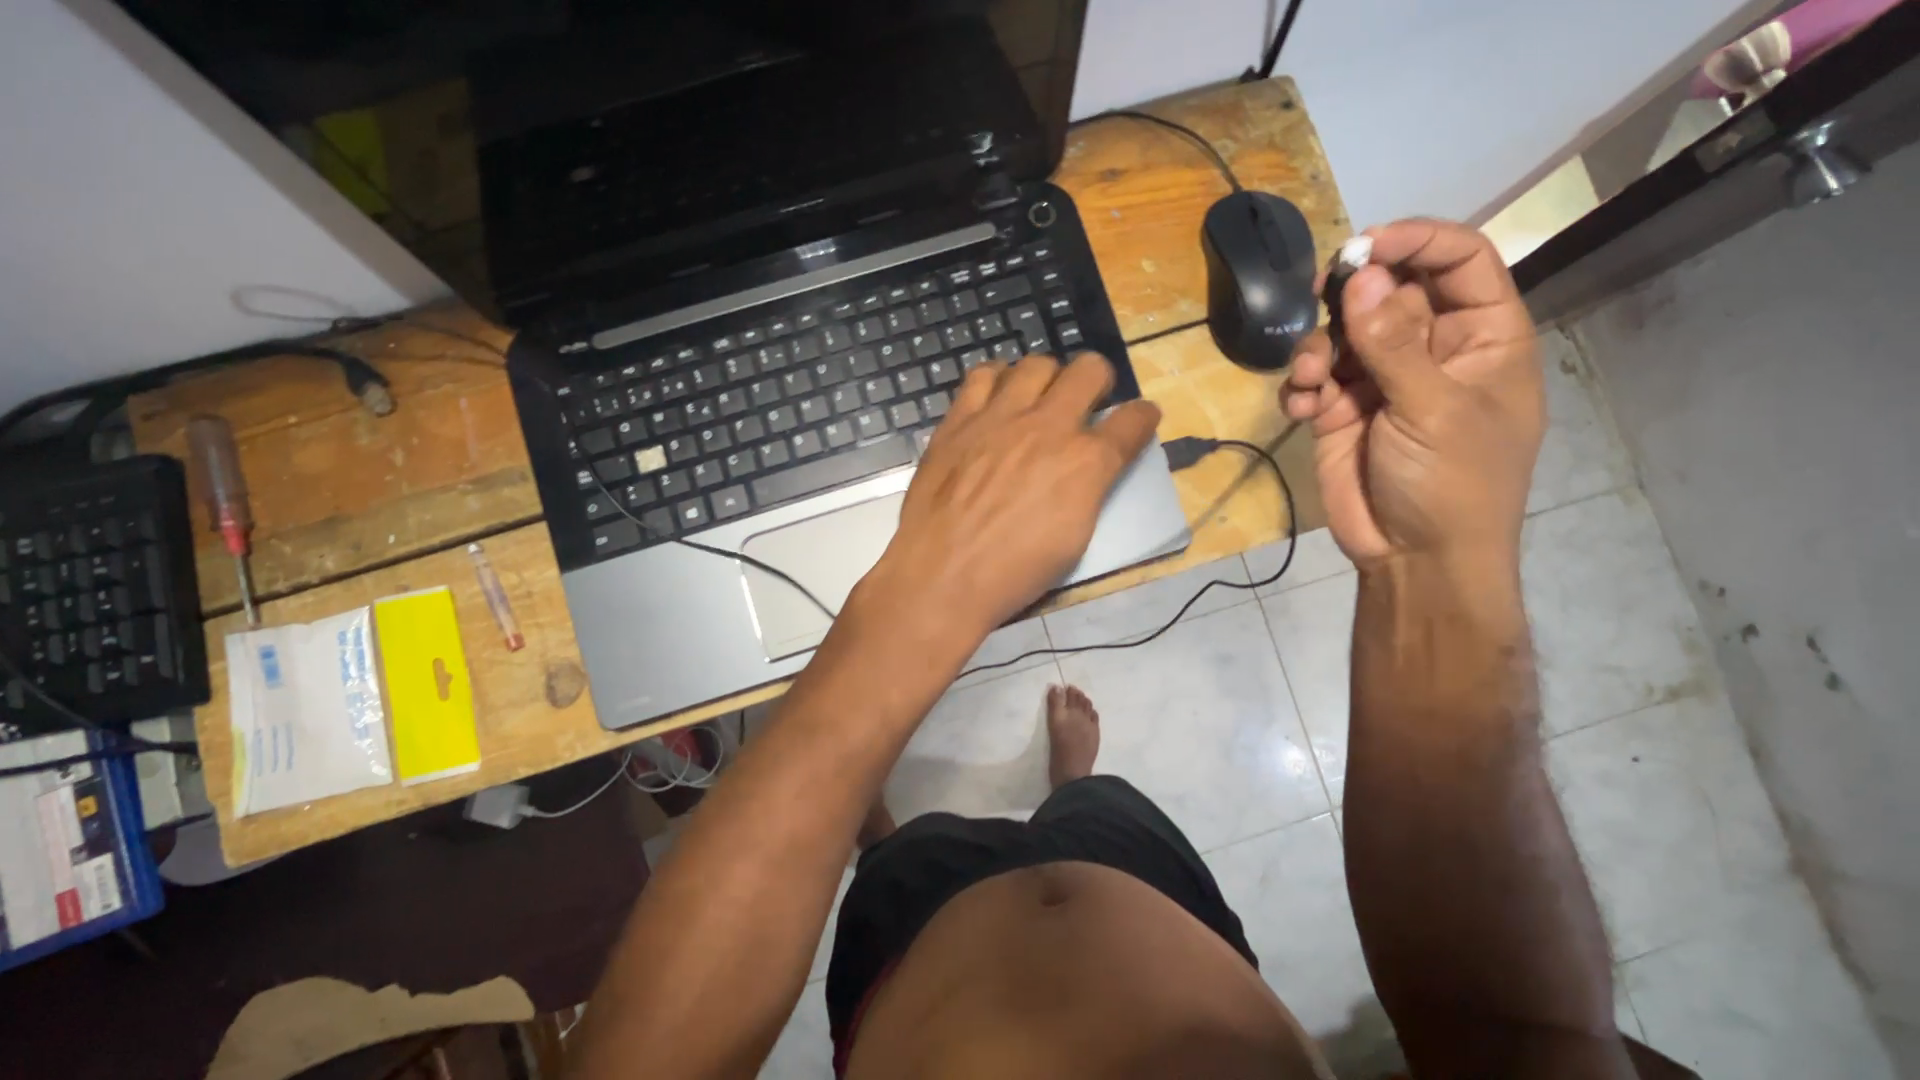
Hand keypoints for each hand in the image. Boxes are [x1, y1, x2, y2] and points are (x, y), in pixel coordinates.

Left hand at [853, 353, 1160, 639]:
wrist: (943, 575)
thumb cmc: (1015, 571)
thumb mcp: (1075, 538)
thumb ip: (1089, 490)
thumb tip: (1093, 469)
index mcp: (1086, 462)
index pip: (1133, 420)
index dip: (1143, 417)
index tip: (1140, 419)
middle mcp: (1048, 426)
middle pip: (1089, 370)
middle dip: (1099, 380)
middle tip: (1088, 399)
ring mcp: (1000, 417)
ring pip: (1037, 364)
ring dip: (1048, 377)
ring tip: (1040, 396)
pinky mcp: (959, 420)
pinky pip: (983, 375)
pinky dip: (997, 379)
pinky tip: (996, 397)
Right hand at [1281, 220, 1543, 564]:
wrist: (1414, 560)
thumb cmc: (1452, 484)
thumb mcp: (1432, 410)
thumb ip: (1393, 342)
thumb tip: (1359, 275)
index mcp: (1484, 338)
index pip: (1460, 261)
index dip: (1417, 241)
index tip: (1364, 245)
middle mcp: (1435, 349)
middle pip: (1391, 289)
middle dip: (1352, 296)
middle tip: (1318, 300)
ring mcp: (1386, 379)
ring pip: (1344, 330)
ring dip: (1318, 347)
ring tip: (1310, 380)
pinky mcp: (1344, 409)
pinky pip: (1316, 375)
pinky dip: (1302, 384)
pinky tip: (1303, 407)